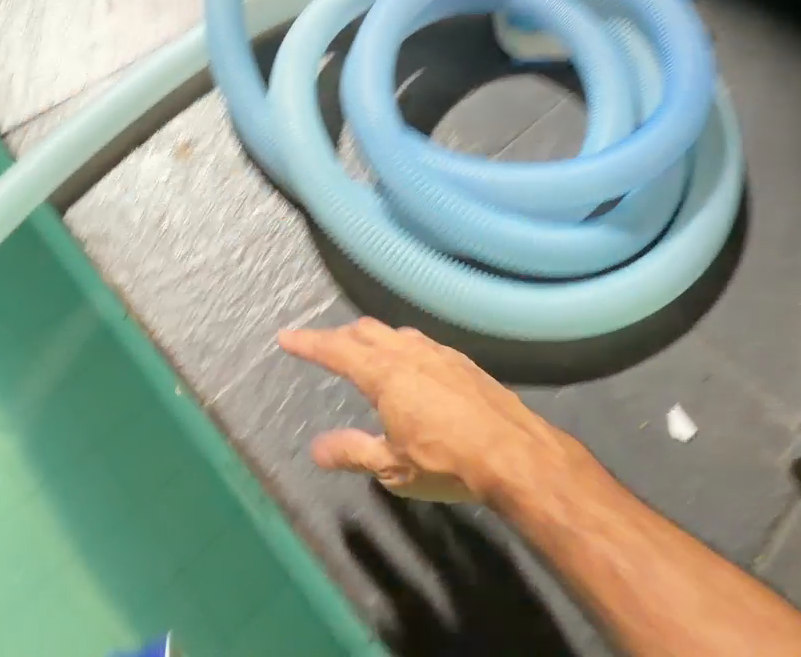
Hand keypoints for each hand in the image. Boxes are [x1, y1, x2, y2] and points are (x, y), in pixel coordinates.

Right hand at [277, 317, 579, 503]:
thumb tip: (316, 448)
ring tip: (365, 350)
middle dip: (340, 336)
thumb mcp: (392, 467)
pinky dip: (402, 346)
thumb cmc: (447, 462)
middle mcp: (409, 353)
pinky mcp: (463, 363)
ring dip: (374, 338)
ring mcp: (440, 354)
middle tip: (323, 346)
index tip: (286, 337)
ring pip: (397, 333)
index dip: (309, 343)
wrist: (514, 453)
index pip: (337, 350)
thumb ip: (353, 452)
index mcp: (385, 374)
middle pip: (367, 332)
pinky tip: (411, 365)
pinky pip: (421, 343)